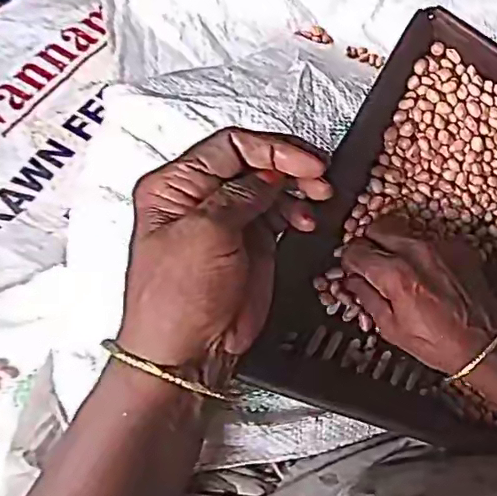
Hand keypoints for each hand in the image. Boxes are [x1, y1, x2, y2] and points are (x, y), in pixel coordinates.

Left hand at [119, 129, 331, 374]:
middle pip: (254, 163)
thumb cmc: (178, 296)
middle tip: (321, 179)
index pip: (230, 147)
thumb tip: (269, 175)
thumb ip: (239, 197)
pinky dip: (299, 212)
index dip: (274, 149)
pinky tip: (306, 222)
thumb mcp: (206, 234)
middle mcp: (201, 198)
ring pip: (272, 187)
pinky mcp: (252, 243)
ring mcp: (229, 221)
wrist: (189, 348)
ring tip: (319, 200)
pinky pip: (281, 214)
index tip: (309, 163)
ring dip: (299, 189)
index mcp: (175, 186)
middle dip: (291, 166)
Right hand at [327, 215, 496, 373]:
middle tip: (371, 265)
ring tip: (400, 271)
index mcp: (396, 274)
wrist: (486, 343)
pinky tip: (426, 274)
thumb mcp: (392, 328)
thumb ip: (367, 298)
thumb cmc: (442, 343)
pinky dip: (423, 252)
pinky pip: (431, 240)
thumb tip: (353, 282)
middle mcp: (419, 253)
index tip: (352, 270)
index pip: (355, 250)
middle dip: (370, 244)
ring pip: (405, 231)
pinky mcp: (460, 249)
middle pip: (378, 228)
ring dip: (396, 246)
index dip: (349, 262)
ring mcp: (442, 247)